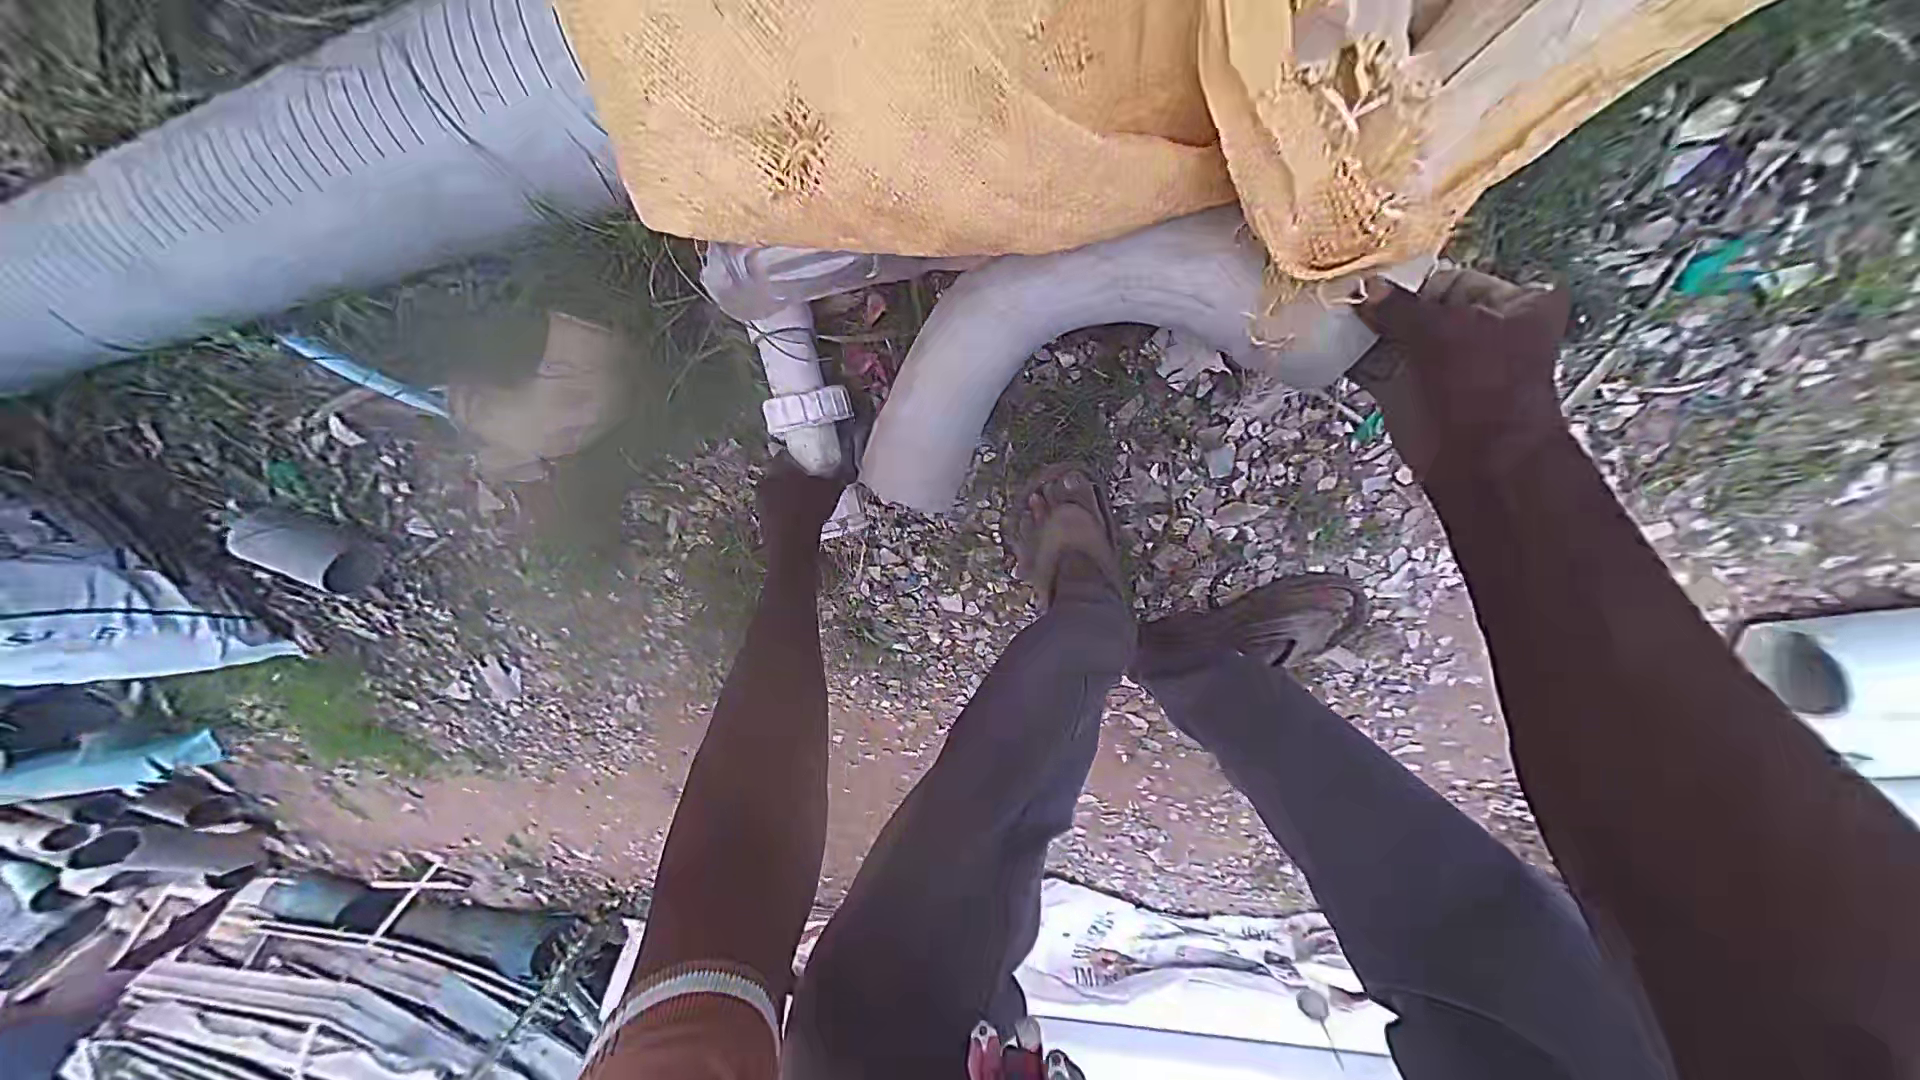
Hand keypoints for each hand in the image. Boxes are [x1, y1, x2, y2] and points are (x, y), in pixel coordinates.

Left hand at [756, 454, 846, 562]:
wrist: (791, 544)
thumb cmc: (811, 510)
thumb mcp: (832, 489)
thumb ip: (839, 475)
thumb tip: (847, 469)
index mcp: (780, 466)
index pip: (787, 453)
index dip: (800, 457)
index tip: (811, 463)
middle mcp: (766, 480)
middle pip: (780, 472)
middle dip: (793, 476)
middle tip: (810, 482)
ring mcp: (761, 500)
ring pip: (777, 490)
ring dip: (788, 494)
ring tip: (807, 501)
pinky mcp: (762, 518)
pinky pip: (776, 508)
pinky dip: (786, 509)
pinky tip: (800, 516)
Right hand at [1350, 268, 1570, 478]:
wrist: (1477, 455)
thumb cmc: (1484, 386)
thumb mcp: (1443, 330)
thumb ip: (1400, 307)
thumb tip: (1368, 289)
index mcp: (1510, 306)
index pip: (1449, 281)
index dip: (1411, 280)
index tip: (1373, 278)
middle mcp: (1472, 332)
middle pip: (1414, 309)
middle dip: (1380, 305)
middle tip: (1342, 295)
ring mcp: (1434, 363)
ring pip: (1389, 337)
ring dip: (1359, 330)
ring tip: (1329, 315)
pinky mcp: (1404, 388)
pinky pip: (1370, 365)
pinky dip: (1349, 356)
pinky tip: (1325, 343)